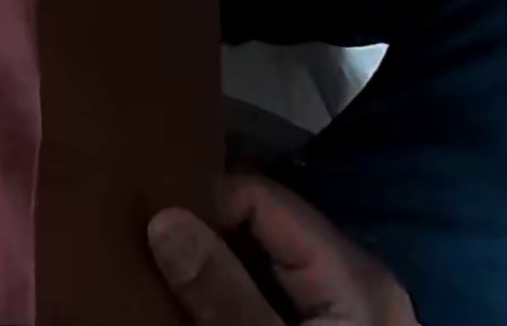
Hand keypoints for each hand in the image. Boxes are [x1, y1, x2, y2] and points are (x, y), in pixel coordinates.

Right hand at [148, 175, 418, 325]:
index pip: (263, 198)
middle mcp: (352, 275)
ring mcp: (345, 309)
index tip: (154, 221)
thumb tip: (164, 220)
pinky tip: (202, 303)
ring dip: (219, 261)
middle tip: (153, 240)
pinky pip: (276, 293)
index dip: (207, 200)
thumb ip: (223, 294)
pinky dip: (237, 293)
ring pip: (266, 259)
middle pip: (266, 225)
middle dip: (210, 229)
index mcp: (352, 272)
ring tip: (168, 265)